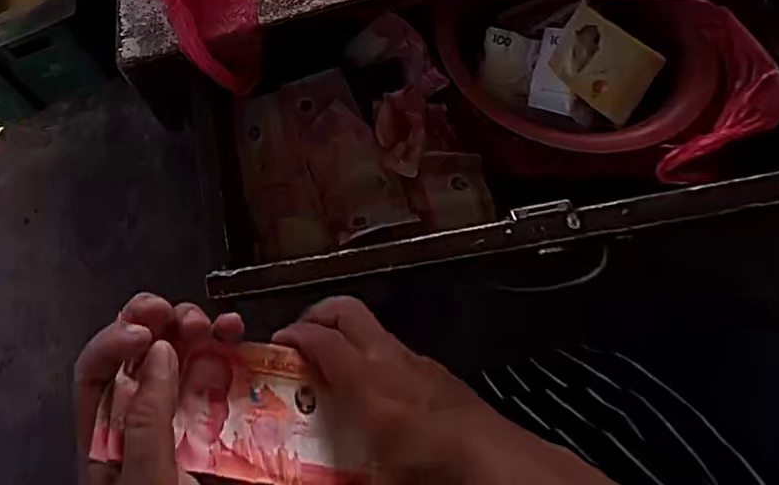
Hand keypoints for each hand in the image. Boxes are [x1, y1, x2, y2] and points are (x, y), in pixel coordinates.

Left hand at [74, 292, 243, 483]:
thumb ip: (146, 420)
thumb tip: (157, 351)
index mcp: (107, 438)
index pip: (95, 371)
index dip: (114, 339)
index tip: (146, 331)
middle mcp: (141, 418)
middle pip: (135, 349)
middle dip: (156, 319)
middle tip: (176, 317)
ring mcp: (179, 415)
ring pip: (177, 350)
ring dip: (192, 323)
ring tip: (208, 325)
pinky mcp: (217, 418)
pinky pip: (217, 367)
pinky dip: (226, 340)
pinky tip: (234, 331)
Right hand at [273, 297, 611, 484]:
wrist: (499, 466)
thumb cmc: (434, 471)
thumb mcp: (378, 477)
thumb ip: (342, 466)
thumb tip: (314, 473)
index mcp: (367, 382)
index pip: (320, 340)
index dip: (294, 336)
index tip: (279, 343)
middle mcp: (388, 360)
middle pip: (345, 310)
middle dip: (318, 314)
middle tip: (301, 336)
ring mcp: (416, 361)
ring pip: (371, 328)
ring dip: (348, 336)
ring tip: (335, 366)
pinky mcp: (437, 373)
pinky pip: (395, 350)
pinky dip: (375, 357)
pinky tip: (379, 391)